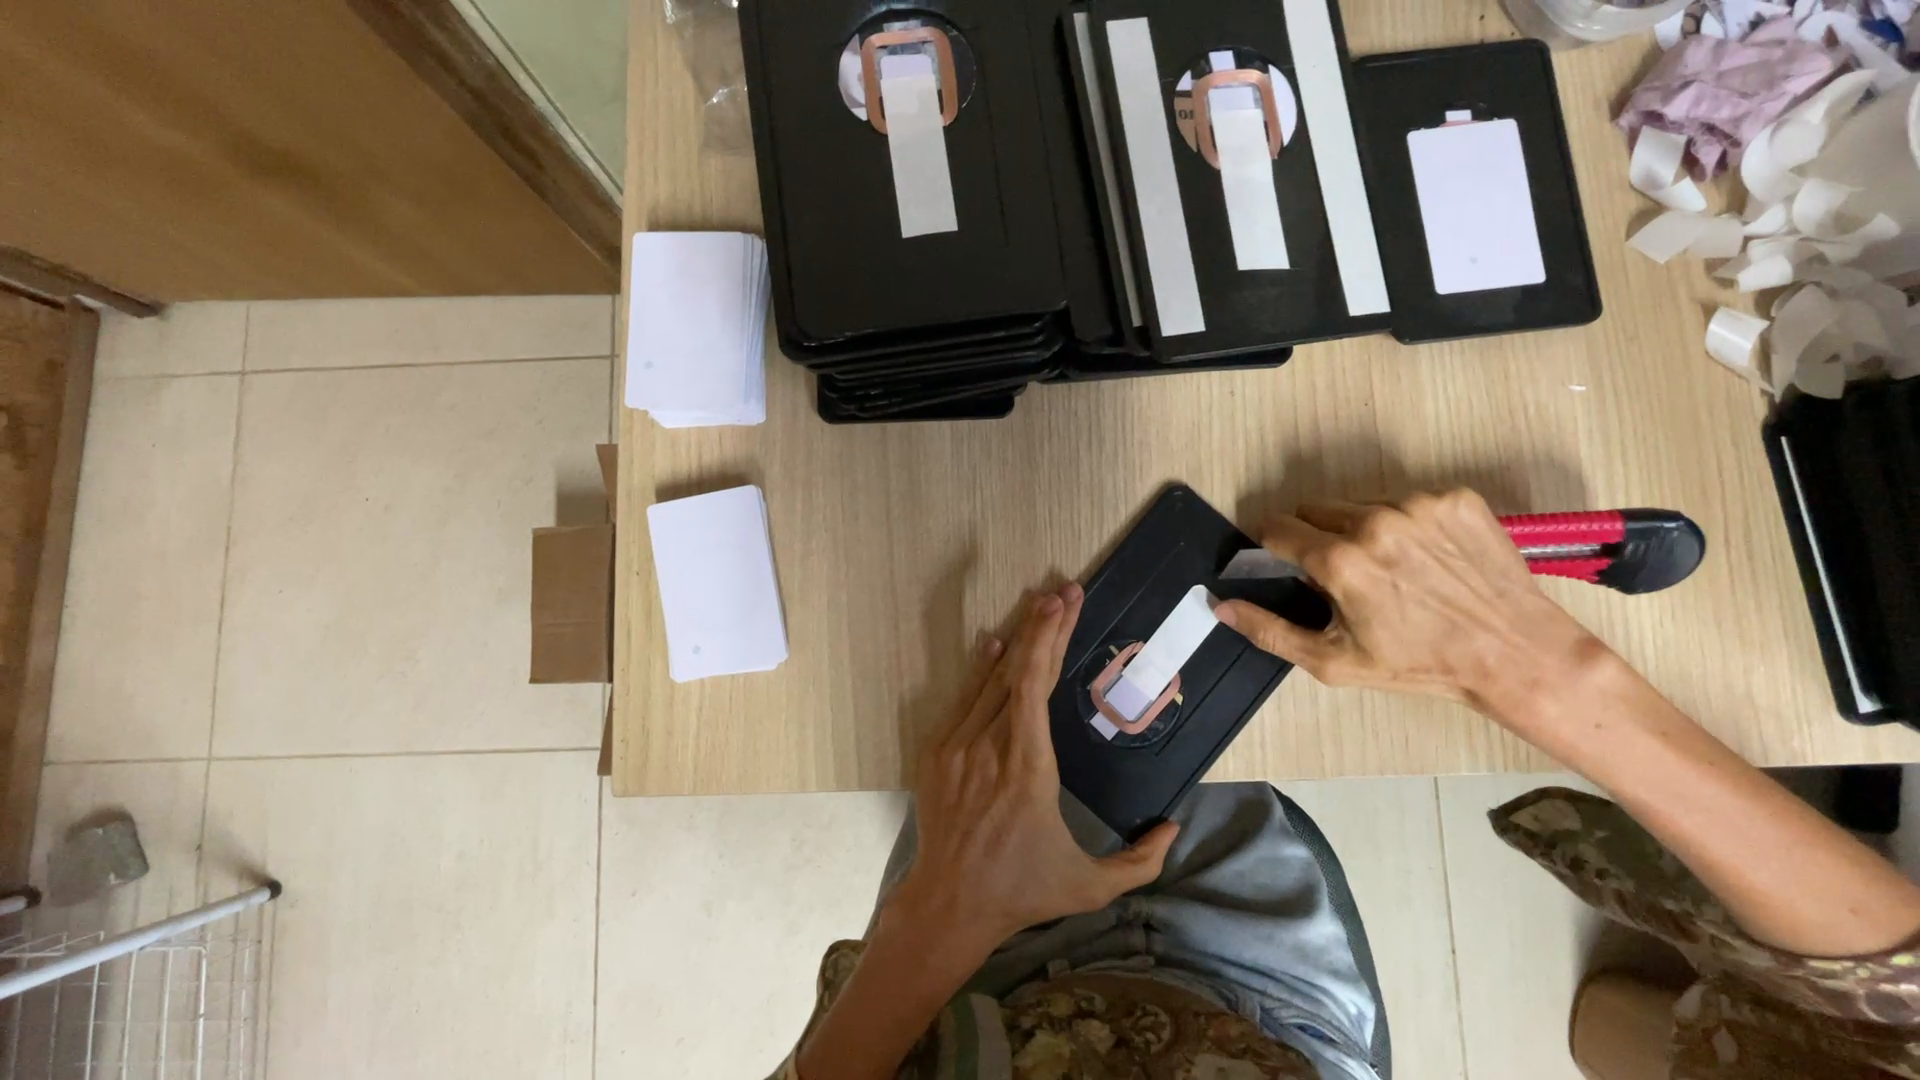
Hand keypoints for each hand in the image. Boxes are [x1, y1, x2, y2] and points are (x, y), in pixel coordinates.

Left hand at [888, 583, 1179, 953]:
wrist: (948, 903)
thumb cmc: (1022, 890)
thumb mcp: (1090, 886)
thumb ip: (1140, 861)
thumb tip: (1174, 827)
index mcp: (1028, 768)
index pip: (1034, 686)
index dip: (1049, 640)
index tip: (1065, 605)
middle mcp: (989, 747)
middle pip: (1015, 671)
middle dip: (1041, 626)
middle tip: (1062, 590)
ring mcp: (956, 747)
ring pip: (988, 680)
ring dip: (1015, 641)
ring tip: (1037, 607)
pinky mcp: (936, 753)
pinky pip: (963, 700)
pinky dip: (980, 669)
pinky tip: (994, 645)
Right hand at [1214, 489, 1603, 715]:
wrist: (1515, 653)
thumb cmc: (1419, 664)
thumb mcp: (1333, 661)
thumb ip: (1269, 630)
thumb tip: (1220, 606)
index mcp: (1339, 560)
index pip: (1276, 526)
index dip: (1270, 543)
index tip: (1278, 558)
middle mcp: (1373, 520)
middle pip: (1314, 509)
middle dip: (1314, 536)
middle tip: (1339, 574)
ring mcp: (1418, 504)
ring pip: (1359, 503)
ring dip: (1359, 528)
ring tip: (1390, 568)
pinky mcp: (1455, 498)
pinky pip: (1407, 500)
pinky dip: (1405, 523)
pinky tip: (1425, 557)